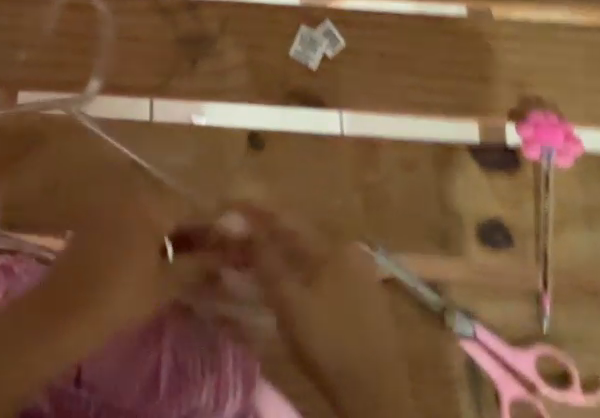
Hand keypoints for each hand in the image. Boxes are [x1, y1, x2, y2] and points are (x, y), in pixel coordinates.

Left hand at [35, 170, 223, 332]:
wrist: (65, 311)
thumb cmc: (121, 296)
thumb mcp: (167, 282)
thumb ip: (201, 264)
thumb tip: (232, 255)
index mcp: (151, 202)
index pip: (197, 206)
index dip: (220, 227)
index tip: (239, 247)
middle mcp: (132, 192)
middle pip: (176, 206)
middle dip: (199, 229)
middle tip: (221, 258)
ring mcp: (114, 203)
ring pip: (158, 212)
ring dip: (178, 233)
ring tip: (199, 262)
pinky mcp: (102, 217)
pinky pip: (138, 218)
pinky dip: (157, 234)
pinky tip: (169, 259)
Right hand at [227, 204, 416, 416]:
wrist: (373, 395)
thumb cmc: (328, 342)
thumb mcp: (288, 299)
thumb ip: (263, 257)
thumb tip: (237, 222)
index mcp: (335, 248)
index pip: (286, 218)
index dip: (254, 210)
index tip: (226, 205)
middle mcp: (349, 254)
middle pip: (297, 235)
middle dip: (262, 233)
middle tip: (231, 236)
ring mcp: (357, 278)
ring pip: (306, 256)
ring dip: (275, 254)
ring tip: (245, 258)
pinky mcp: (358, 301)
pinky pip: (317, 274)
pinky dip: (291, 272)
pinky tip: (275, 282)